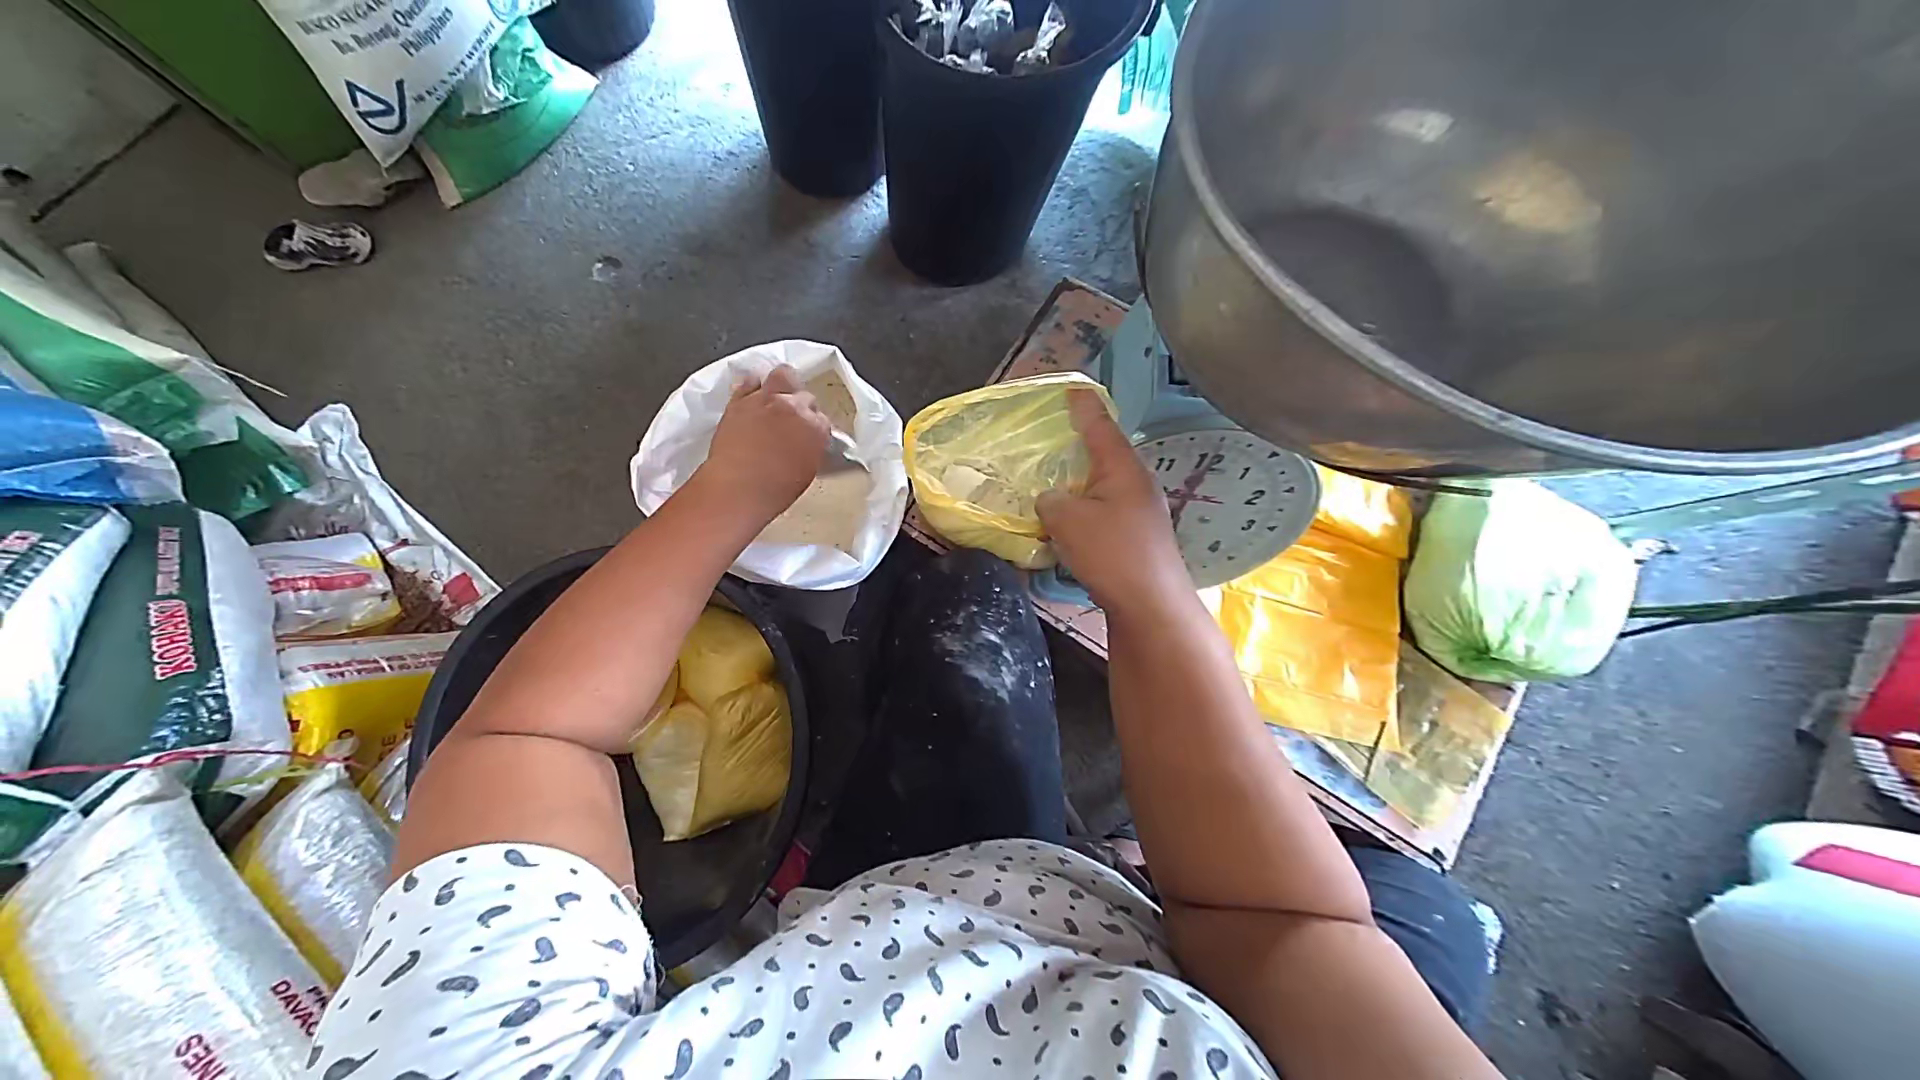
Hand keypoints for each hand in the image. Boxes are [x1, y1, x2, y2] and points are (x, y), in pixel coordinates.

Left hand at [696, 364, 829, 522]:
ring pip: (782, 375)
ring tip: (778, 394)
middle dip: (801, 405)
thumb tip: (805, 443)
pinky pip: (750, 381)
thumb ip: (810, 448)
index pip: (822, 418)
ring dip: (783, 383)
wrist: (739, 487)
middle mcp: (794, 408)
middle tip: (793, 417)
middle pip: (805, 395)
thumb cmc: (775, 488)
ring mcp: (766, 400)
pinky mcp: (740, 400)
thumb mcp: (806, 469)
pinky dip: (753, 386)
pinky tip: (753, 394)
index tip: (807, 433)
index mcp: (816, 428)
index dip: (814, 426)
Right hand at [1036, 389, 1190, 614]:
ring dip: (1079, 484)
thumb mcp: (1068, 521)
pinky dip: (1085, 511)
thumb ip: (1050, 501)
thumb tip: (1051, 501)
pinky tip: (1069, 525)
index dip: (1083, 407)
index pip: (1100, 425)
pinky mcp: (1138, 538)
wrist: (1151, 605)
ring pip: (1103, 487)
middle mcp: (1136, 484)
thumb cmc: (1112, 554)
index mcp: (1122, 468)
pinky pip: (1105, 512)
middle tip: (1053, 439)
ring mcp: (1141, 512)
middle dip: (1079, 446)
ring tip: (1053, 484)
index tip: (1071, 390)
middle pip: (1104, 455)